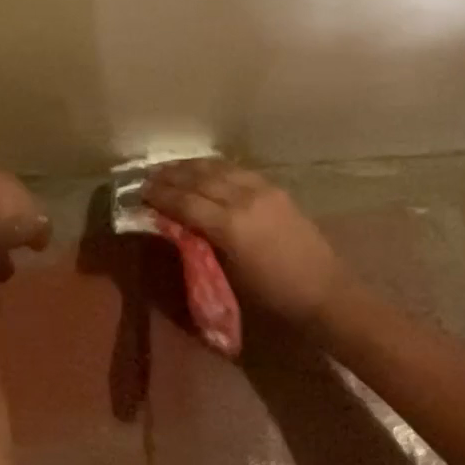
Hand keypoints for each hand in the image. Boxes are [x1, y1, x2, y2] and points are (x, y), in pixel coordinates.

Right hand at [142, 159, 343, 326]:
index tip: (140, 191)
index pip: (186, 202)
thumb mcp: (229, 278)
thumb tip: (175, 229)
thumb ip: (200, 247)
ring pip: (220, 168)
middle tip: (149, 175)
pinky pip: (239, 170)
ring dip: (193, 166)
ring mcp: (263, 190)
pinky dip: (217, 167)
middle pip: (200, 179)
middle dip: (172, 176)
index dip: (160, 195)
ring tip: (173, 167)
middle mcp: (244, 199)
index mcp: (230, 226)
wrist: (325, 293)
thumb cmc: (273, 298)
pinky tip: (207, 169)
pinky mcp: (276, 190)